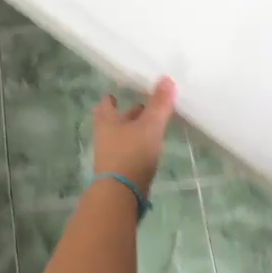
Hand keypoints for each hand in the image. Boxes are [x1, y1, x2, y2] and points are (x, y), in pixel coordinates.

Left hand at [91, 78, 176, 197]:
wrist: (121, 194)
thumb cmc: (131, 153)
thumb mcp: (149, 126)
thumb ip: (159, 104)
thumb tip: (167, 78)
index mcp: (107, 120)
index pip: (106, 103)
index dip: (112, 98)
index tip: (119, 93)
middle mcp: (105, 135)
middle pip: (114, 120)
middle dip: (128, 114)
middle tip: (143, 107)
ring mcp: (110, 155)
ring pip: (122, 137)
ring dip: (134, 131)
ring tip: (152, 126)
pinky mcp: (119, 171)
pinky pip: (128, 153)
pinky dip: (137, 148)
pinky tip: (151, 149)